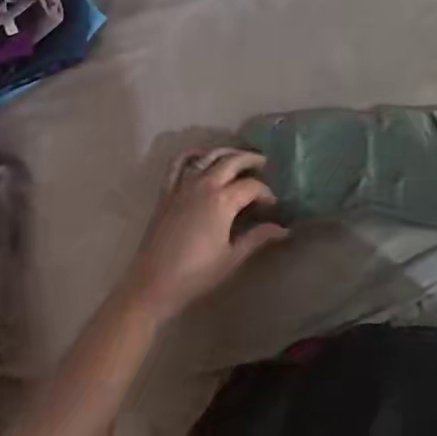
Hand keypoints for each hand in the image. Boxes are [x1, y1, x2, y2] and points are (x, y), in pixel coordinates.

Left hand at [122, 148, 289, 321]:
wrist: (153, 284)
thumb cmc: (196, 274)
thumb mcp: (231, 258)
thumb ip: (257, 238)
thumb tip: (283, 229)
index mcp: (223, 200)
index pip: (251, 187)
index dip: (266, 193)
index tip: (273, 205)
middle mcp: (205, 184)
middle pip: (232, 161)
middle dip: (250, 160)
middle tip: (263, 164)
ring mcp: (183, 185)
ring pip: (209, 156)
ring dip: (226, 152)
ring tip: (239, 157)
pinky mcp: (167, 191)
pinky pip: (178, 163)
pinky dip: (191, 154)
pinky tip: (201, 155)